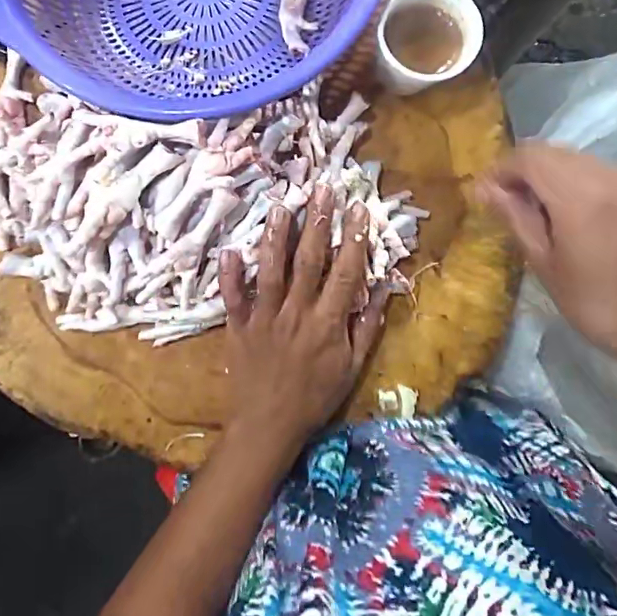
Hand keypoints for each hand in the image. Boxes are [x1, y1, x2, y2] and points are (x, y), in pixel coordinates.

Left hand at [219, 185, 386, 452]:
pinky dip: (230, 275)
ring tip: (282, 205)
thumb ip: (368, 325)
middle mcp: (296, 313)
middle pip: (309, 261)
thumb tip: (386, 287)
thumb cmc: (315, 396)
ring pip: (272, 270)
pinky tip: (230, 249)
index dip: (353, 239)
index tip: (359, 208)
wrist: (268, 426)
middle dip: (318, 223)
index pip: (345, 273)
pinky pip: (233, 297)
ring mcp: (264, 317)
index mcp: (327, 323)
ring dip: (277, 237)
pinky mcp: (238, 325)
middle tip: (324, 190)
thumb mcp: (353, 367)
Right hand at [478, 144, 616, 395]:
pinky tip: (596, 226)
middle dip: (530, 172)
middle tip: (517, 207)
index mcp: (581, 194)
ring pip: (588, 164)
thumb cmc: (606, 310)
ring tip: (555, 219)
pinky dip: (593, 189)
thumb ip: (517, 220)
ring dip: (561, 180)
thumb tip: (487, 189)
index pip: (528, 155)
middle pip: (558, 153)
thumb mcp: (548, 269)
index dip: (502, 169)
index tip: (490, 195)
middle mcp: (615, 176)